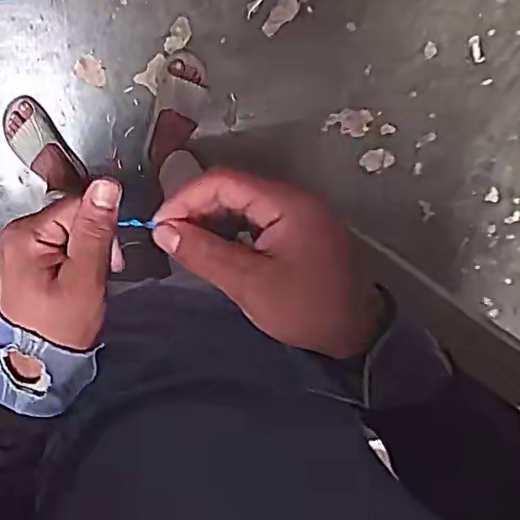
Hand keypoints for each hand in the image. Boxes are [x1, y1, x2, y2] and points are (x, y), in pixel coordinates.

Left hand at [0, 178, 123, 351]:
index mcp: (24, 235)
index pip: (76, 205)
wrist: (38, 362)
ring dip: (86, 252)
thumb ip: (95, 231)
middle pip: (71, 215)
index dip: (101, 227)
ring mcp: (19, 247)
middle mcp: (16, 235)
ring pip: (69, 230)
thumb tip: (105, 186)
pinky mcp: (27, 259)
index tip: (110, 258)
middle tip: (97, 275)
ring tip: (84, 282)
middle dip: (93, 242)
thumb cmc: (58, 328)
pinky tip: (75, 281)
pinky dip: (75, 260)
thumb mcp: (84, 278)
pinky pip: (60, 244)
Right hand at [151, 168, 380, 356]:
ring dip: (208, 219)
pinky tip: (213, 249)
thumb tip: (163, 231)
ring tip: (185, 245)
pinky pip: (251, 219)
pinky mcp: (295, 231)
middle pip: (230, 188)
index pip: (222, 182)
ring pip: (239, 203)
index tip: (160, 226)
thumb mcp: (249, 284)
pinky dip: (226, 229)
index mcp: (286, 204)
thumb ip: (203, 253)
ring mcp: (295, 214)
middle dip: (194, 209)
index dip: (184, 199)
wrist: (359, 337)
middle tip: (169, 238)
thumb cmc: (307, 310)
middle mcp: (292, 200)